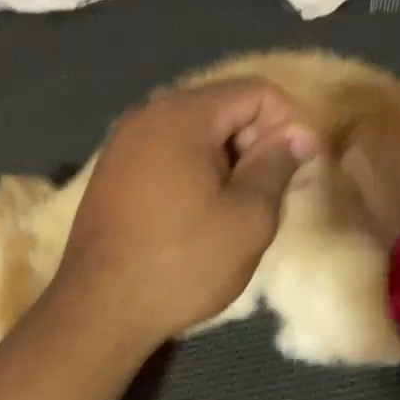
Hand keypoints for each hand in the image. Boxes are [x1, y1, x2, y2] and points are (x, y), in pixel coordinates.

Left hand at [47, 78, 318, 351]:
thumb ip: (277, 166)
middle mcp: (147, 113)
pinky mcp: (112, 169)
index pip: (255, 92)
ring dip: (225, 161)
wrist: (99, 308)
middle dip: (254, 143)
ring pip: (195, 131)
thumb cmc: (182, 261)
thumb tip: (301, 134)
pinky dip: (193, 170)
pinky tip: (197, 214)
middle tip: (267, 198)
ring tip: (234, 211)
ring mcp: (123, 141)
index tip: (290, 174)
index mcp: (182, 113)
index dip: (286, 126)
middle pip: (223, 107)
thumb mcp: (248, 218)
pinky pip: (166, 151)